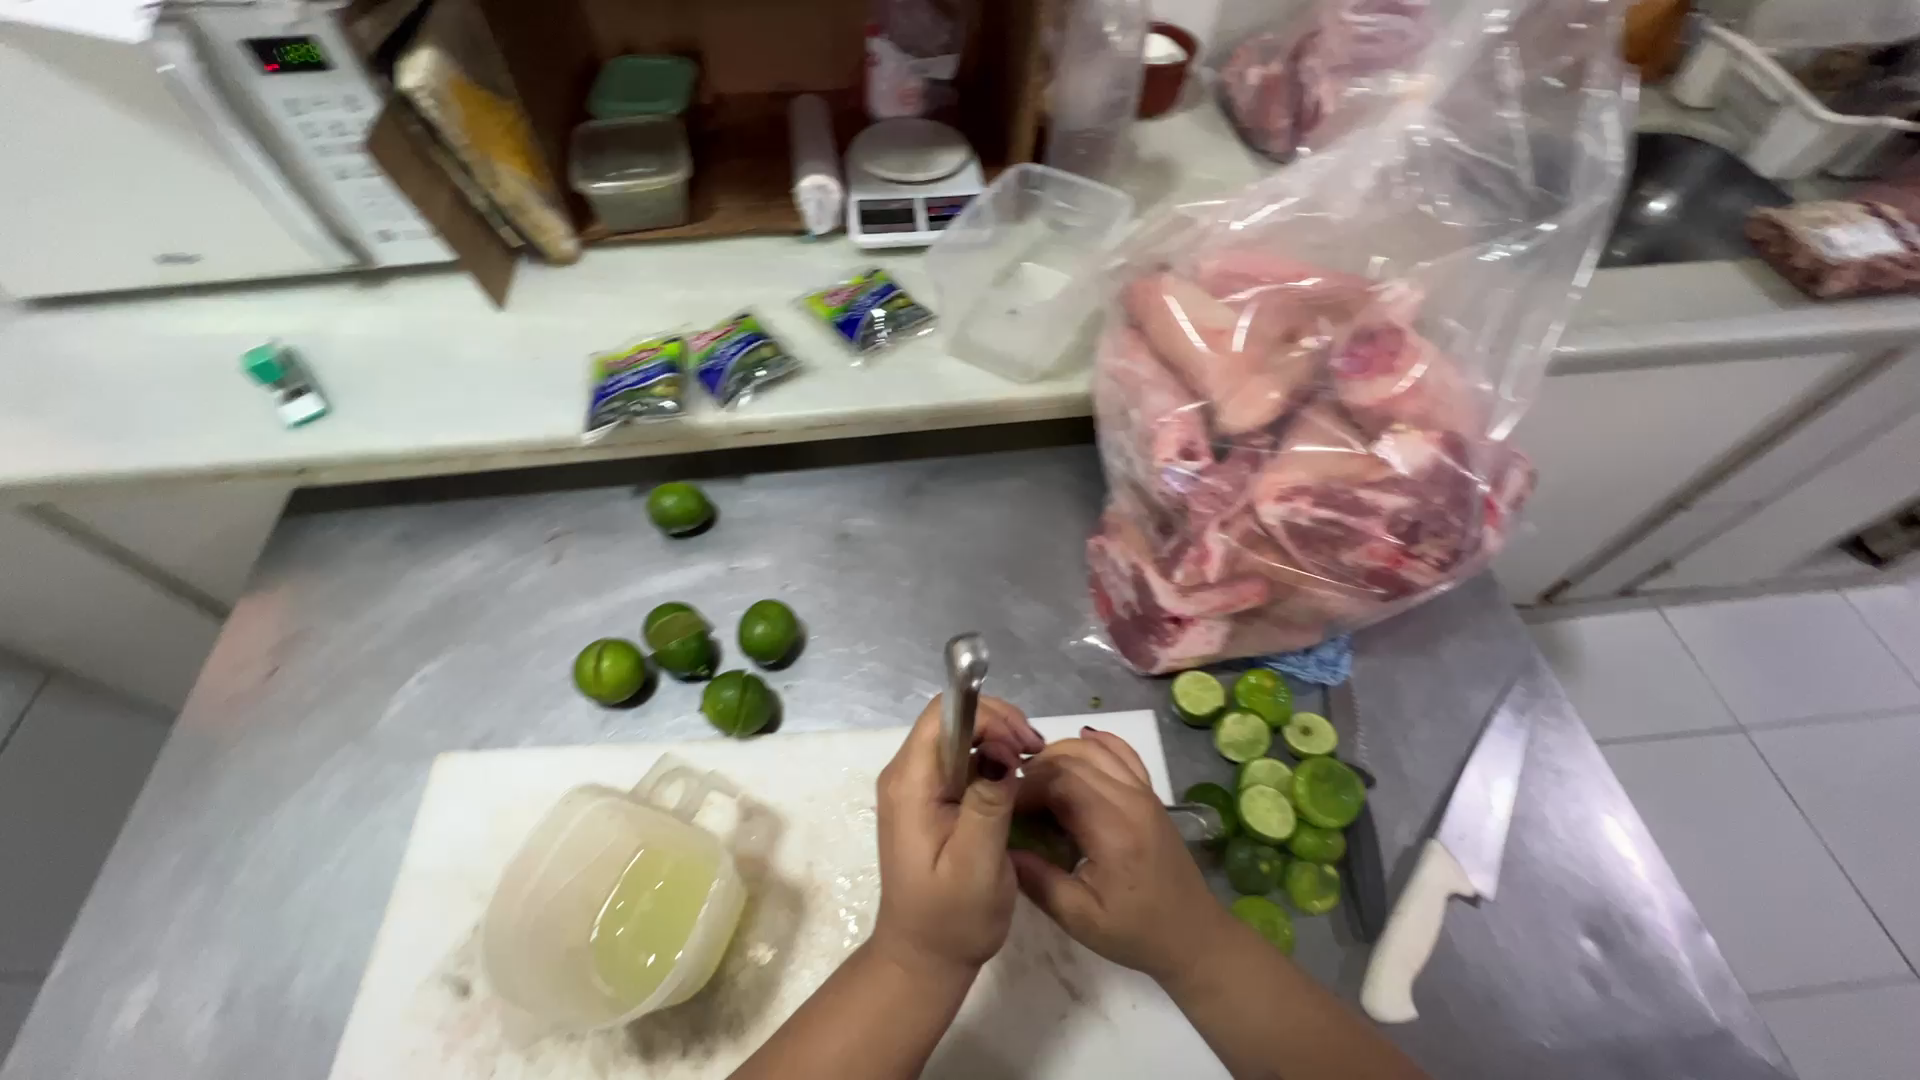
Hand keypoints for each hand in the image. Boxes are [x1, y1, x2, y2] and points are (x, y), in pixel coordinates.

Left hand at [869, 694, 1044, 980]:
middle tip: (1036, 752)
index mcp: (910, 784)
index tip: (1024, 746)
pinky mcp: (929, 797)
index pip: (944, 715)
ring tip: (1032, 761)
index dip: (988, 716)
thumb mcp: (977, 863)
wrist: (925, 958)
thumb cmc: (951, 918)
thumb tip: (1002, 749)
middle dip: (999, 723)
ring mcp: (916, 785)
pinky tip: (1016, 776)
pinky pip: (960, 757)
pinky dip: (991, 756)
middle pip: (952, 718)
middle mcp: (906, 774)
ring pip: (959, 734)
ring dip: (998, 737)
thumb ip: (987, 802)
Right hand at [1009, 729, 1220, 983]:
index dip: (1024, 787)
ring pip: (1095, 749)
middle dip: (1036, 770)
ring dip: (1059, 754)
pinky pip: (1122, 752)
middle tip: (1012, 796)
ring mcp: (1144, 792)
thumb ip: (1036, 879)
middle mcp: (1131, 799)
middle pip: (1073, 758)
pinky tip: (1076, 743)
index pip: (1058, 781)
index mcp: (1113, 828)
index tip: (1002, 808)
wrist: (1192, 937)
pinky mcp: (1150, 793)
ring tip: (1034, 779)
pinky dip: (1097, 742)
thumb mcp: (1078, 917)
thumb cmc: (1135, 932)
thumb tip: (998, 846)